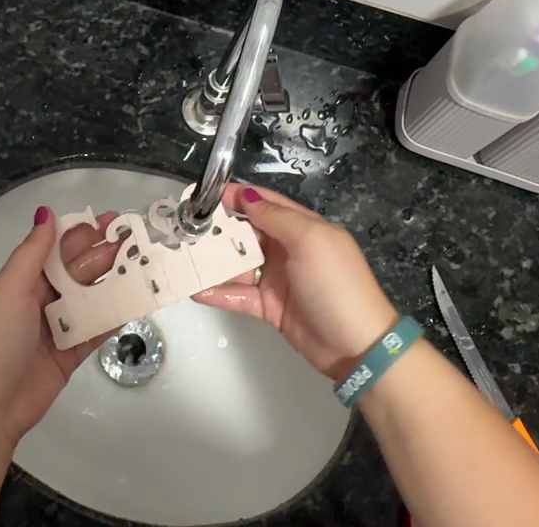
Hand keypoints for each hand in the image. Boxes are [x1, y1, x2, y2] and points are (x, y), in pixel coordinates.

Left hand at [0, 206, 118, 445]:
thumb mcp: (10, 289)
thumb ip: (32, 252)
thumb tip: (47, 212)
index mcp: (22, 280)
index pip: (57, 248)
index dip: (82, 232)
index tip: (111, 219)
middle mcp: (40, 299)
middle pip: (77, 271)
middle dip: (104, 253)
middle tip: (135, 240)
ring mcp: (57, 328)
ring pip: (90, 298)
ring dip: (113, 282)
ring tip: (142, 266)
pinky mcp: (70, 355)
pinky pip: (96, 330)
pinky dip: (114, 316)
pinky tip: (136, 302)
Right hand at [192, 184, 398, 380]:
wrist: (357, 346)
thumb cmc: (336, 284)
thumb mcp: (310, 241)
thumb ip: (276, 217)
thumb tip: (246, 196)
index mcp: (302, 227)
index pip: (265, 203)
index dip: (237, 195)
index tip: (205, 192)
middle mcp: (287, 249)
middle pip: (246, 231)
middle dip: (218, 227)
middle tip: (184, 224)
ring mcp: (277, 279)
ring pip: (238, 263)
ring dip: (213, 260)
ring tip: (181, 255)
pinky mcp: (269, 307)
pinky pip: (238, 295)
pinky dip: (218, 292)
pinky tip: (195, 289)